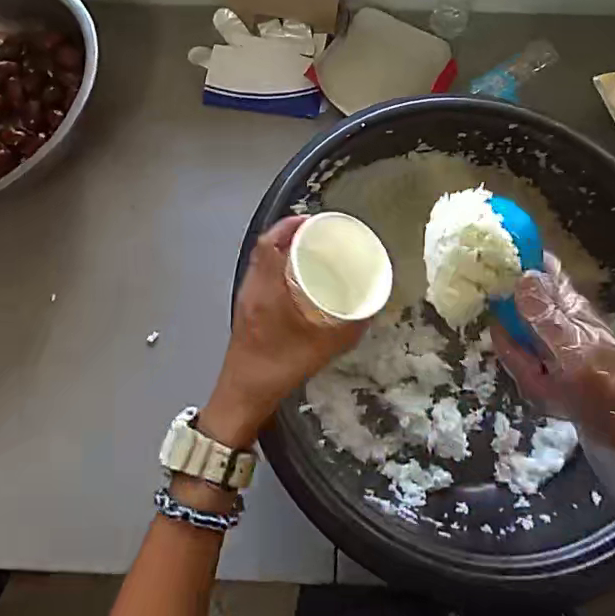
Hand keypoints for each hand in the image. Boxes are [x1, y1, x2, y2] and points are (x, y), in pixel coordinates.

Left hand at [199, 216, 365, 448]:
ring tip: (308, 249)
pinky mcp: (245, 309)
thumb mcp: (322, 349)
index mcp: (266, 291)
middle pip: (264, 247)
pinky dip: (276, 265)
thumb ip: (349, 329)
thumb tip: (371, 309)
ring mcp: (245, 298)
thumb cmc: (279, 369)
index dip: (289, 226)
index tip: (312, 220)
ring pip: (260, 260)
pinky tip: (294, 277)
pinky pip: (260, 274)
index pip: (270, 244)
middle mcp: (252, 288)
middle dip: (288, 233)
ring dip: (280, 248)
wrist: (243, 395)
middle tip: (316, 233)